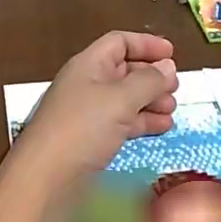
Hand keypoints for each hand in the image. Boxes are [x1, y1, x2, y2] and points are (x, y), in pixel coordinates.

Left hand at [10, 31, 178, 188]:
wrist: (45, 178)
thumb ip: (147, 81)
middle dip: (151, 76)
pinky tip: (162, 127)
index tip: (172, 53)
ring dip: (150, 100)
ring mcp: (89, 112)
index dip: (145, 44)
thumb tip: (168, 66)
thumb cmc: (82, 128)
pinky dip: (142, 121)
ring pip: (126, 98)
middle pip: (124, 70)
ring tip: (172, 110)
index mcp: (89, 64)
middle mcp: (88, 83)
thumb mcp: (120, 99)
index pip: (119, 43)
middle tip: (175, 87)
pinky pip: (122, 121)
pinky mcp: (92, 138)